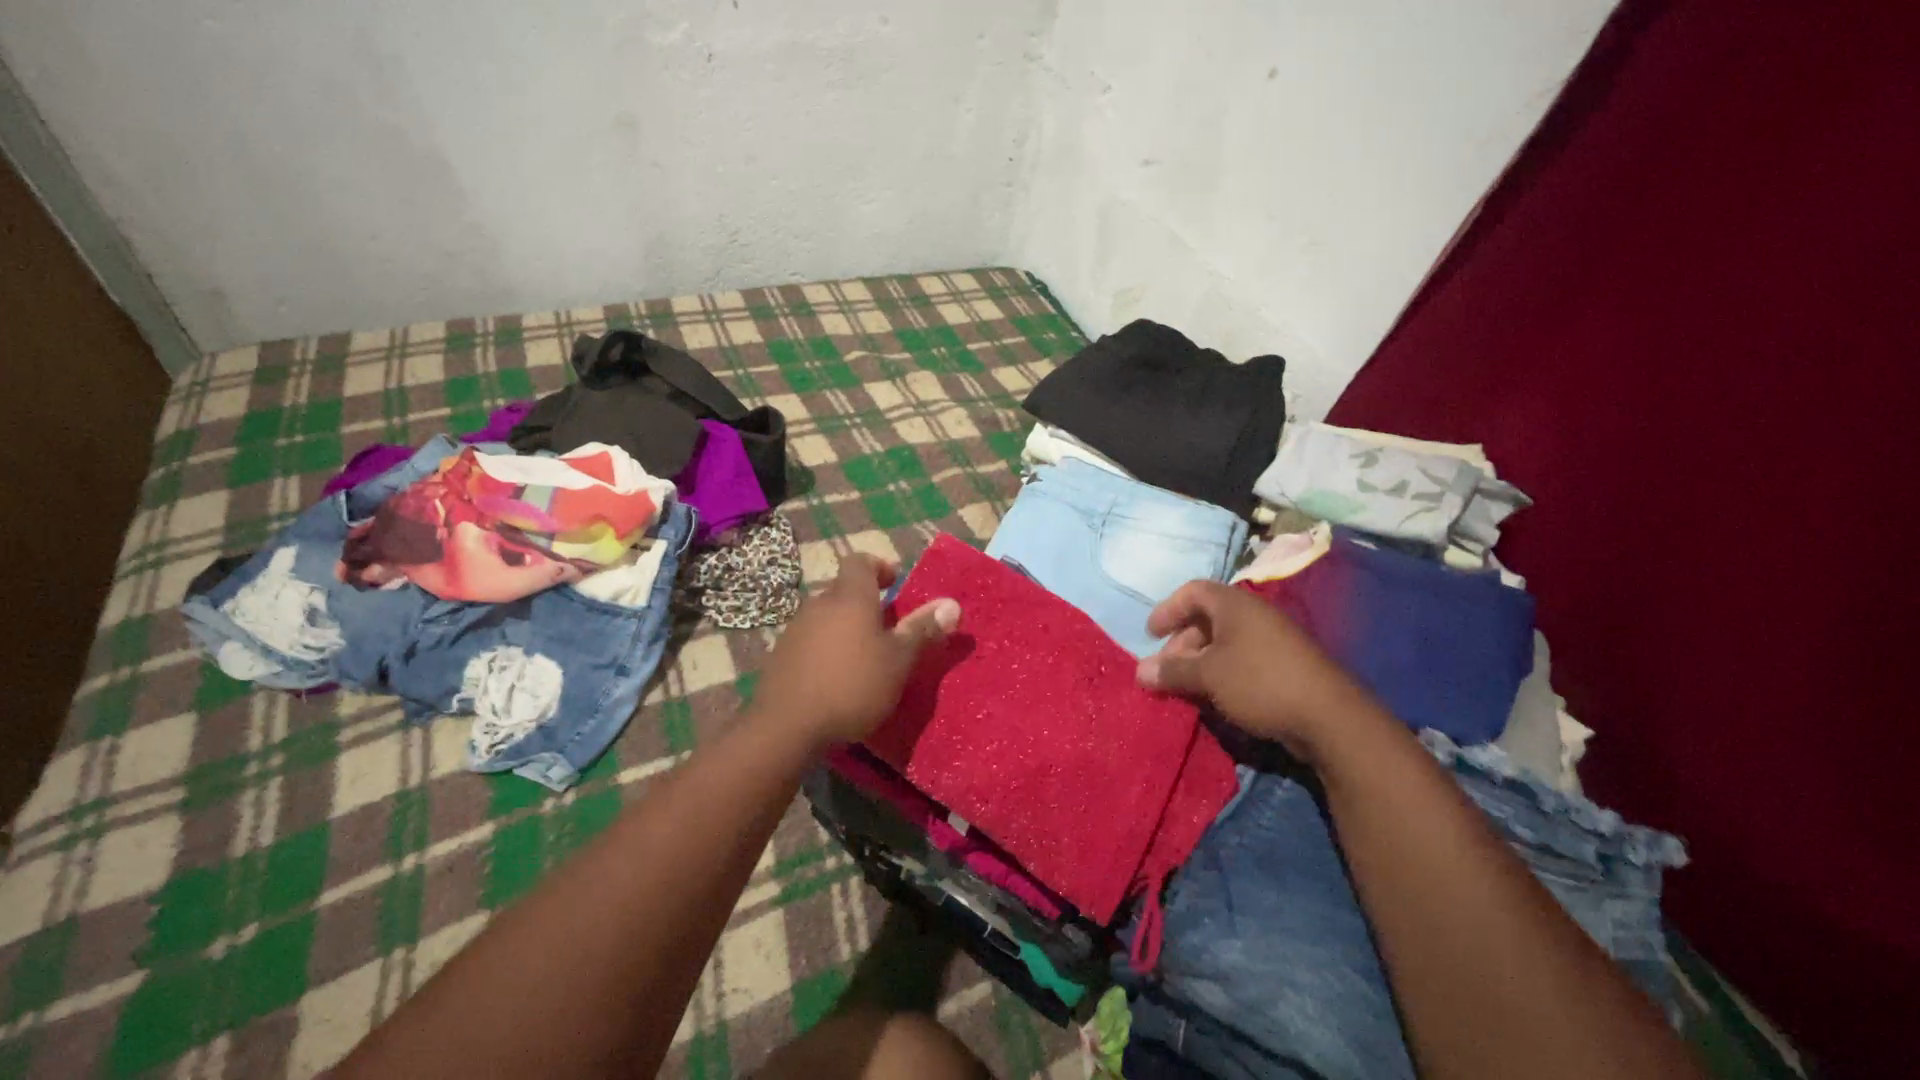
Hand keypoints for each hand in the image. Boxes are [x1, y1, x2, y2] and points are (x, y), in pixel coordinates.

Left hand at [753, 554, 960, 744]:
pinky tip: (837, 678)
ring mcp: (795, 630)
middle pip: (843, 591)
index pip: (860, 561)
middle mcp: (819, 605)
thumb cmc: (853, 686)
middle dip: (865, 604)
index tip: (895, 584)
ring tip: (865, 657)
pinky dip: (827, 650)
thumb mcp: (899, 661)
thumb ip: (922, 630)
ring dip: (845, 629)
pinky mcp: (781, 657)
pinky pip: (811, 642)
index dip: (879, 567)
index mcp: (850, 598)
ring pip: (826, 618)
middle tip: (889, 629)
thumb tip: (951, 603)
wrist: (786, 726)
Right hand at [1136, 580, 1376, 756]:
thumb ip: (1171, 672)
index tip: (1150, 634)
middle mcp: (1254, 615)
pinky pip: (1241, 661)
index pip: (1193, 591)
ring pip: (1224, 643)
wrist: (1328, 716)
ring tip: (1183, 689)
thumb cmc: (1259, 682)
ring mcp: (1272, 641)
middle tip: (1163, 672)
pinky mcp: (1284, 666)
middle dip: (1180, 644)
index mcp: (1235, 605)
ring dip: (1199, 663)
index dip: (1168, 609)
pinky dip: (1220, 674)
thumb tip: (1139, 671)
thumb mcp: (1208, 676)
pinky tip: (1212, 698)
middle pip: (1207, 619)